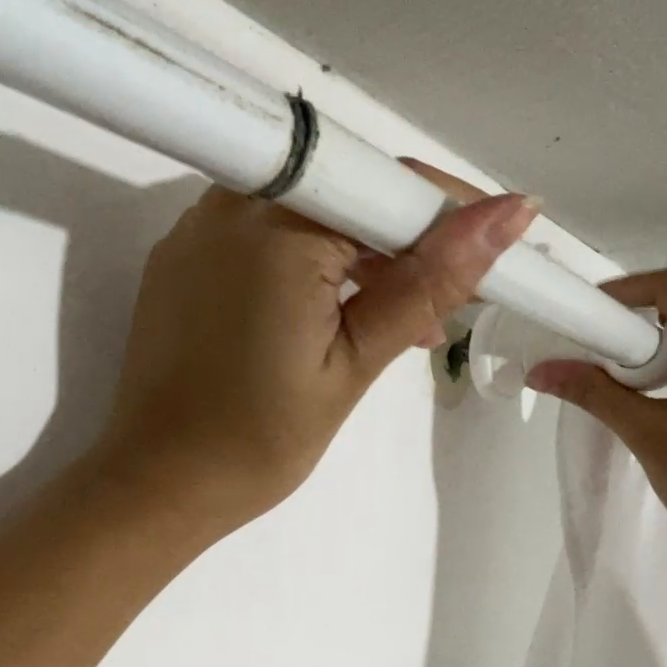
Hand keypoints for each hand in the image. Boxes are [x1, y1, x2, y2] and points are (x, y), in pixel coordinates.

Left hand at [91, 178, 538, 528]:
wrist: (157, 485)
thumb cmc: (257, 440)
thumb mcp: (353, 365)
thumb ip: (428, 283)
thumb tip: (509, 215)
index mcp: (276, 225)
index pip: (386, 181)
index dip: (447, 213)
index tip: (492, 255)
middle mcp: (228, 205)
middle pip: (343, 191)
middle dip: (401, 242)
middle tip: (442, 312)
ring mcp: (196, 230)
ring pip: (304, 212)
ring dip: (356, 257)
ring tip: (398, 328)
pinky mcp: (181, 260)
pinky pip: (261, 237)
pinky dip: (305, 265)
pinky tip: (332, 319)